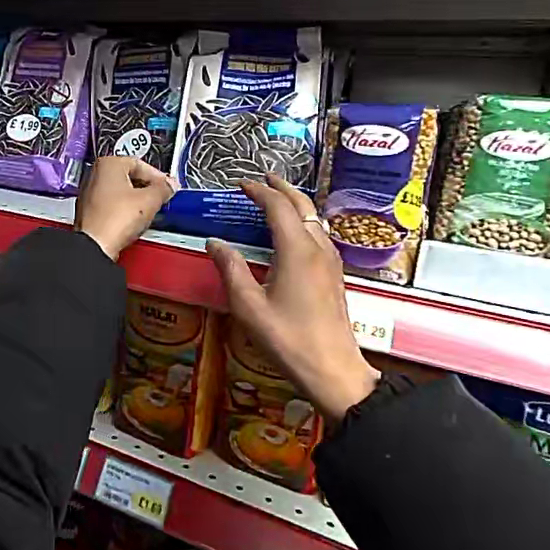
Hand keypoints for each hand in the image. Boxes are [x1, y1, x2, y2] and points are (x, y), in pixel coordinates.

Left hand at [75, 157, 174, 260]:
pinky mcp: (89, 212)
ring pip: (120, 192)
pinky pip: (112, 205)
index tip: (167, 185)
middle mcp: (95, 174)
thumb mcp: (150, 200)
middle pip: (129, 177)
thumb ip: (164, 188)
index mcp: (108, 163)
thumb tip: (170, 184)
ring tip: (147, 211)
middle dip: (146, 188)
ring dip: (135, 200)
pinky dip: (123, 210)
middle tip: (159, 197)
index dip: (157, 176)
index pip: (140, 163)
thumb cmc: (114, 219)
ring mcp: (89, 193)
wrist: (96, 245)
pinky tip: (132, 220)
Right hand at [206, 174, 379, 421]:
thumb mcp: (248, 306)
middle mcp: (318, 248)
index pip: (278, 206)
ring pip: (315, 219)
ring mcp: (331, 262)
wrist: (333, 370)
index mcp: (297, 250)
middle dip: (282, 188)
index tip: (242, 184)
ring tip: (277, 201)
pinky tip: (293, 234)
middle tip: (264, 179)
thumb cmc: (288, 339)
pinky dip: (304, 222)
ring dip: (295, 204)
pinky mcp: (335, 276)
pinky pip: (320, 234)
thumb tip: (215, 242)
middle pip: (303, 205)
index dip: (259, 191)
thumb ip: (230, 269)